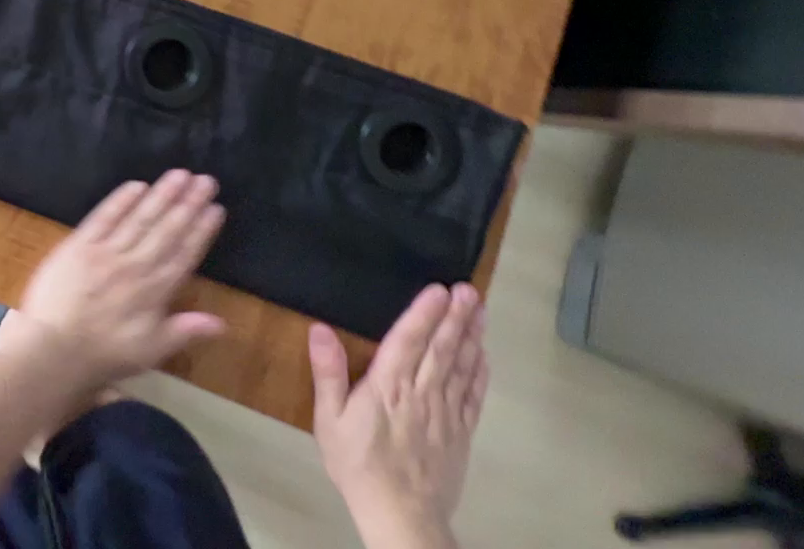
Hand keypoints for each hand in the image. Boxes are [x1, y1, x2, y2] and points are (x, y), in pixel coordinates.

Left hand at [12, 170, 226, 390]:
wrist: (55, 350)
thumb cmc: (104, 354)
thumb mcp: (151, 350)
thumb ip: (185, 331)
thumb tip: (222, 323)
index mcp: (155, 291)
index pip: (184, 254)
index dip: (201, 230)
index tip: (215, 208)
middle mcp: (135, 266)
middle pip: (166, 230)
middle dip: (188, 204)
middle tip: (206, 179)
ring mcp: (106, 252)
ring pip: (140, 218)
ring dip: (162, 195)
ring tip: (180, 174)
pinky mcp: (79, 245)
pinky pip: (104, 217)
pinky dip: (121, 200)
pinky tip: (137, 185)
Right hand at [309, 284, 487, 544]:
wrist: (400, 515)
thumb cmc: (357, 463)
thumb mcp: (329, 419)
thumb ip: (328, 373)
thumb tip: (320, 329)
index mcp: (388, 387)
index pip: (409, 341)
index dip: (424, 314)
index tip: (438, 289)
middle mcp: (421, 393)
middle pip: (441, 349)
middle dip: (455, 317)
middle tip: (468, 290)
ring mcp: (445, 413)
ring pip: (461, 367)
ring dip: (471, 337)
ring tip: (479, 311)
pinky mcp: (460, 433)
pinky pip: (473, 396)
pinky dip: (480, 373)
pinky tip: (483, 355)